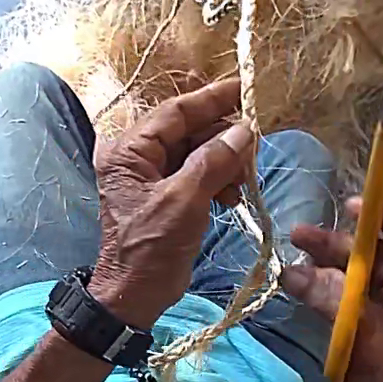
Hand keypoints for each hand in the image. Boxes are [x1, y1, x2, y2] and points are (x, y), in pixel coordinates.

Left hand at [89, 79, 256, 328]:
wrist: (135, 294)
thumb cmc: (151, 247)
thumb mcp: (183, 201)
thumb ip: (213, 161)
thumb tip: (244, 131)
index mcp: (129, 151)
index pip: (175, 112)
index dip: (212, 98)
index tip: (246, 87)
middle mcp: (136, 158)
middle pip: (188, 131)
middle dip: (223, 138)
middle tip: (254, 147)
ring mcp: (150, 178)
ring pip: (196, 153)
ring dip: (223, 163)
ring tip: (242, 181)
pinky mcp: (164, 197)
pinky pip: (196, 176)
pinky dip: (216, 182)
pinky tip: (231, 197)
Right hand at [281, 196, 382, 381]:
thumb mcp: (359, 332)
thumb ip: (328, 296)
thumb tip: (290, 271)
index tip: (350, 206)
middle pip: (382, 250)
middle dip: (340, 242)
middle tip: (301, 235)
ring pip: (366, 267)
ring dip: (331, 259)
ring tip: (295, 251)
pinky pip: (360, 286)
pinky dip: (334, 279)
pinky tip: (304, 275)